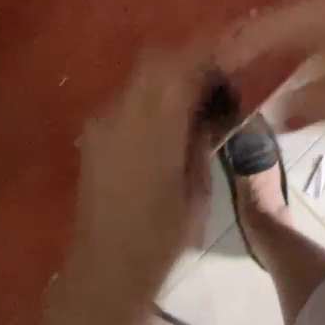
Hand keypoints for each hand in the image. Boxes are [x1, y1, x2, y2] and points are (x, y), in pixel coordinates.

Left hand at [66, 49, 212, 298]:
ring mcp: (103, 120)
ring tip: (194, 100)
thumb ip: (201, 138)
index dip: (209, 54)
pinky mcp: (93, 133)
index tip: (232, 58)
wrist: (104, 270)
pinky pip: (127, 97)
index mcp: (155, 125)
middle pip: (158, 59)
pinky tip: (167, 121)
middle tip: (216, 79)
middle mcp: (124, 112)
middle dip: (189, 59)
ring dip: (168, 76)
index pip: (184, 66)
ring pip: (140, 75)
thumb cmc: (161, 238)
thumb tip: (212, 107)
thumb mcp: (198, 188)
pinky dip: (151, 95)